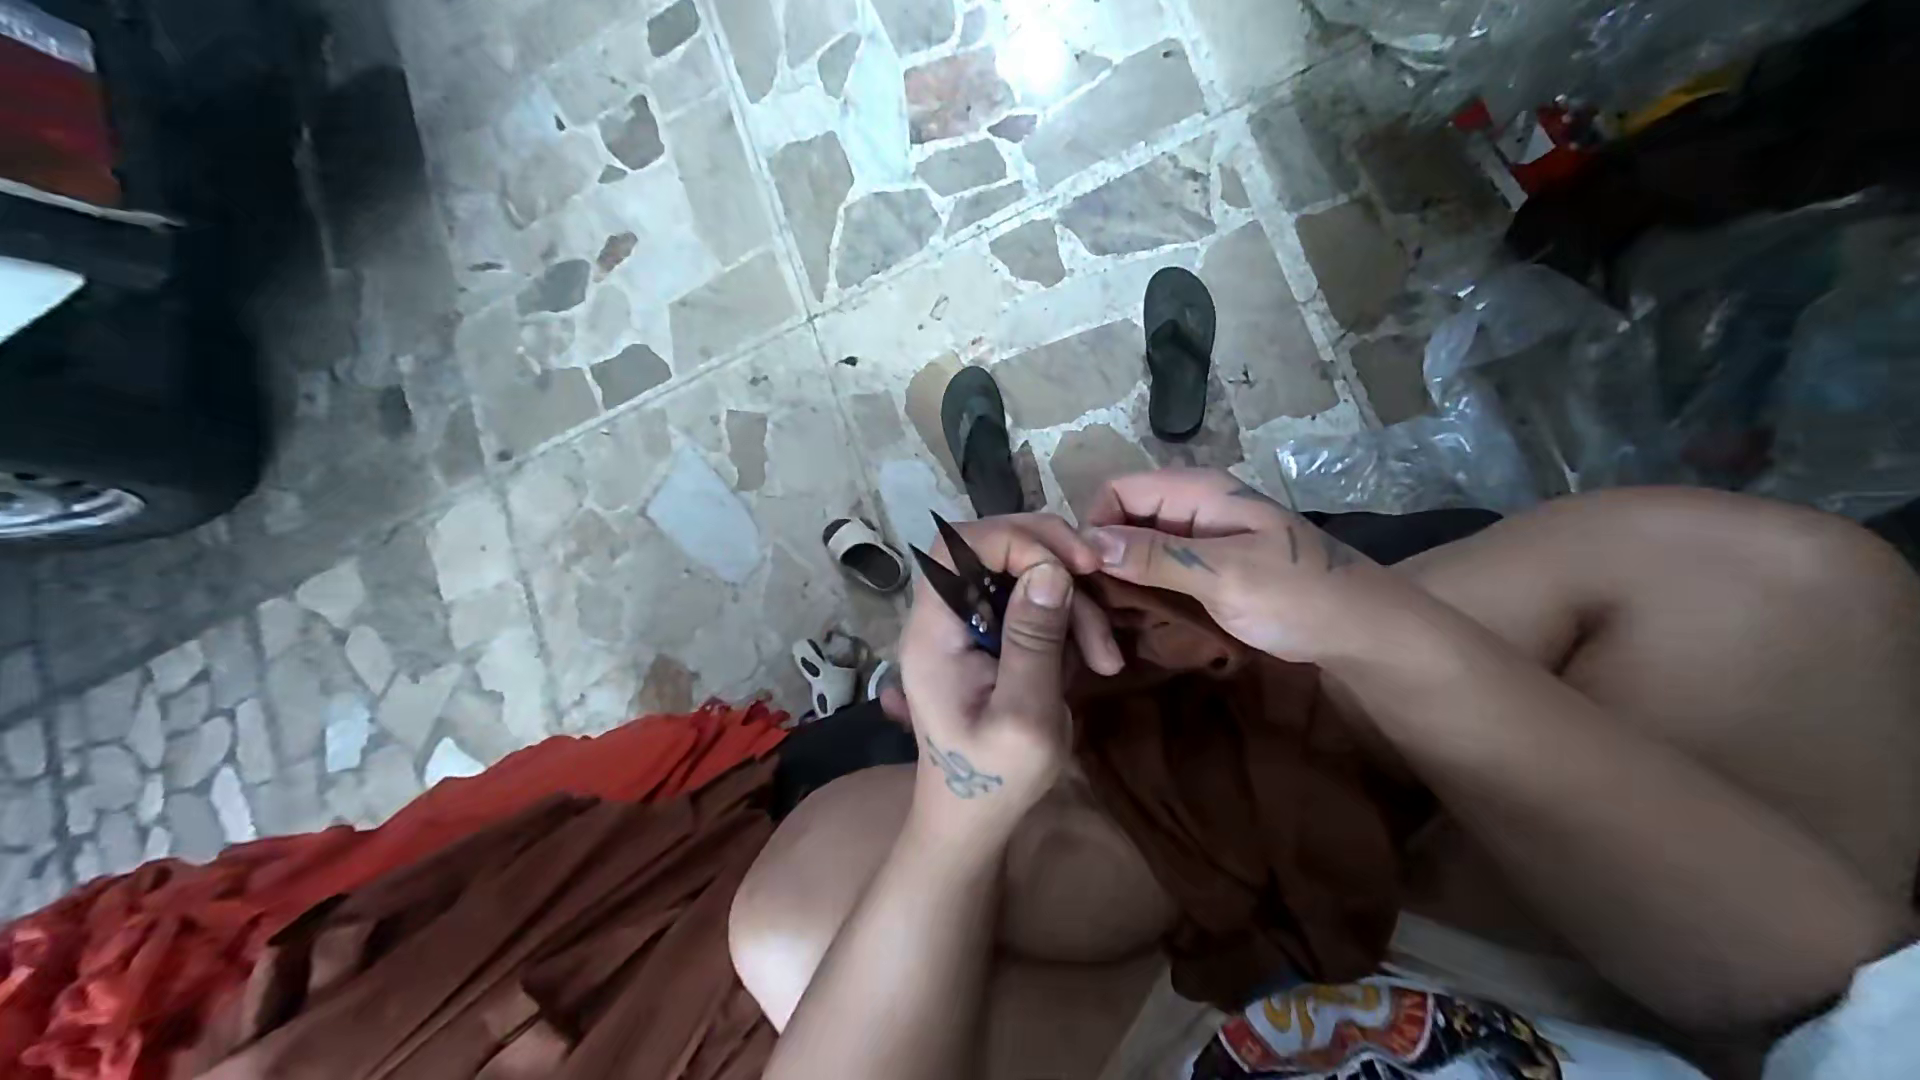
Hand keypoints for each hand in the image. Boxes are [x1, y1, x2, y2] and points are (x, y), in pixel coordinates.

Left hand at [899, 514, 1119, 840]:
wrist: (977, 816)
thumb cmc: (994, 781)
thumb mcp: (1025, 718)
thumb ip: (1034, 642)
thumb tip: (1050, 571)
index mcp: (933, 633)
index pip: (957, 548)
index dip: (1014, 539)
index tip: (1071, 567)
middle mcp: (943, 617)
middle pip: (991, 547)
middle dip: (1053, 559)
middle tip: (1097, 584)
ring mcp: (967, 625)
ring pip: (1022, 572)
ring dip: (1072, 600)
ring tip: (1104, 657)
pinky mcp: (993, 636)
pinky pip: (1033, 600)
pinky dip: (1070, 618)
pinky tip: (1091, 658)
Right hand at [1082, 468, 1423, 664]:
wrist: (1363, 633)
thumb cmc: (1300, 596)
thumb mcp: (1225, 575)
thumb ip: (1156, 556)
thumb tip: (1087, 543)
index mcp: (1196, 492)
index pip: (1116, 490)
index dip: (1093, 527)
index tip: (1086, 576)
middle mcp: (1188, 509)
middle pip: (1120, 522)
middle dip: (1101, 563)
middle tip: (1094, 614)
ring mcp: (1195, 542)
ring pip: (1132, 552)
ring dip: (1118, 586)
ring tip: (1113, 626)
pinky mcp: (1200, 571)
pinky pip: (1152, 574)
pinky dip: (1139, 597)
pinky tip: (1136, 626)